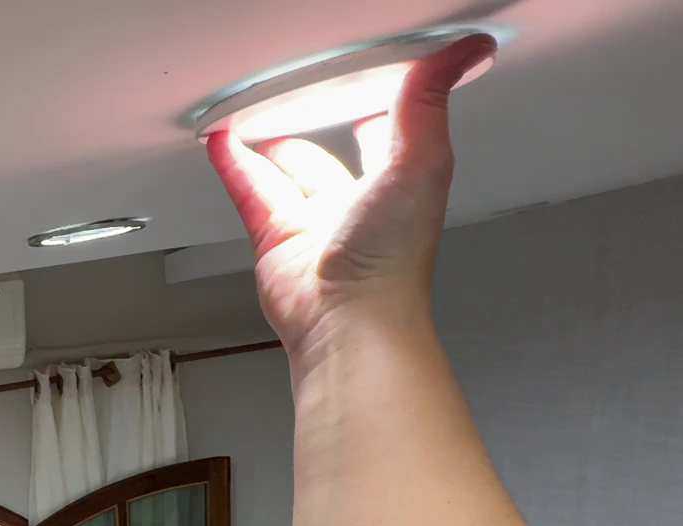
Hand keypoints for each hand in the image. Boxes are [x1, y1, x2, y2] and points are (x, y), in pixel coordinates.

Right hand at [206, 35, 495, 383]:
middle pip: (323, 156)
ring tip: (244, 122)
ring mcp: (309, 224)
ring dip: (262, 148)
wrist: (346, 315)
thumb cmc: (390, 260)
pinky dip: (234, 169)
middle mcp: (351, 204)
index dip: (372, 102)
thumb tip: (458, 53)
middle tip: (291, 102)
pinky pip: (250, 195)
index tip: (360, 77)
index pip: (382, 132)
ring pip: (281, 176)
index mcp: (396, 181)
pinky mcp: (273, 239)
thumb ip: (426, 105)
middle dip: (308, 130)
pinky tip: (224, 147)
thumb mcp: (421, 162)